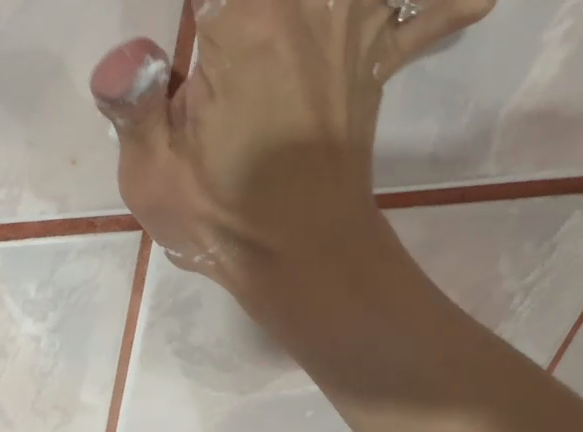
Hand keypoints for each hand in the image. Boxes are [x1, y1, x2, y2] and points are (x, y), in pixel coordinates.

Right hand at [88, 0, 494, 300]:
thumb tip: (119, 57)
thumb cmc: (219, 216)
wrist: (300, 255)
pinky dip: (442, 3)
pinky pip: (425, 8)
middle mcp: (311, 5)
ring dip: (338, 3)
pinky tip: (462, 2)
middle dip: (247, 5)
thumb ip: (132, 102)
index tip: (197, 26)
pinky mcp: (376, 57)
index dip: (199, 9)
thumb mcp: (151, 172)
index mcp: (247, 23)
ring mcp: (356, 24)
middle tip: (233, 28)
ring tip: (280, 23)